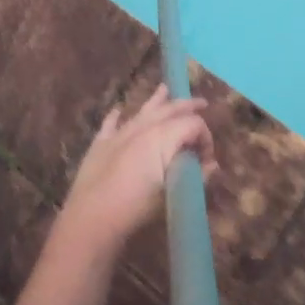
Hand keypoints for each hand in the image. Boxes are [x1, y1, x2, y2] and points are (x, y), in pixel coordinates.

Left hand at [57, 85, 216, 256]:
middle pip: (169, 110)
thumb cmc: (137, 206)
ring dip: (155, 100)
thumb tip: (211, 165)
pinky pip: (111, 123)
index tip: (207, 159)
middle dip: (186, 106)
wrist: (93, 216)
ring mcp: (119, 133)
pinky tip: (118, 109)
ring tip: (164, 88)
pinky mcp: (100, 143)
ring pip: (142, 111)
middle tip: (201, 103)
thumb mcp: (173, 194)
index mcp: (163, 136)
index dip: (205, 138)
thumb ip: (195, 176)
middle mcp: (142, 127)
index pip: (193, 124)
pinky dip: (116, 116)